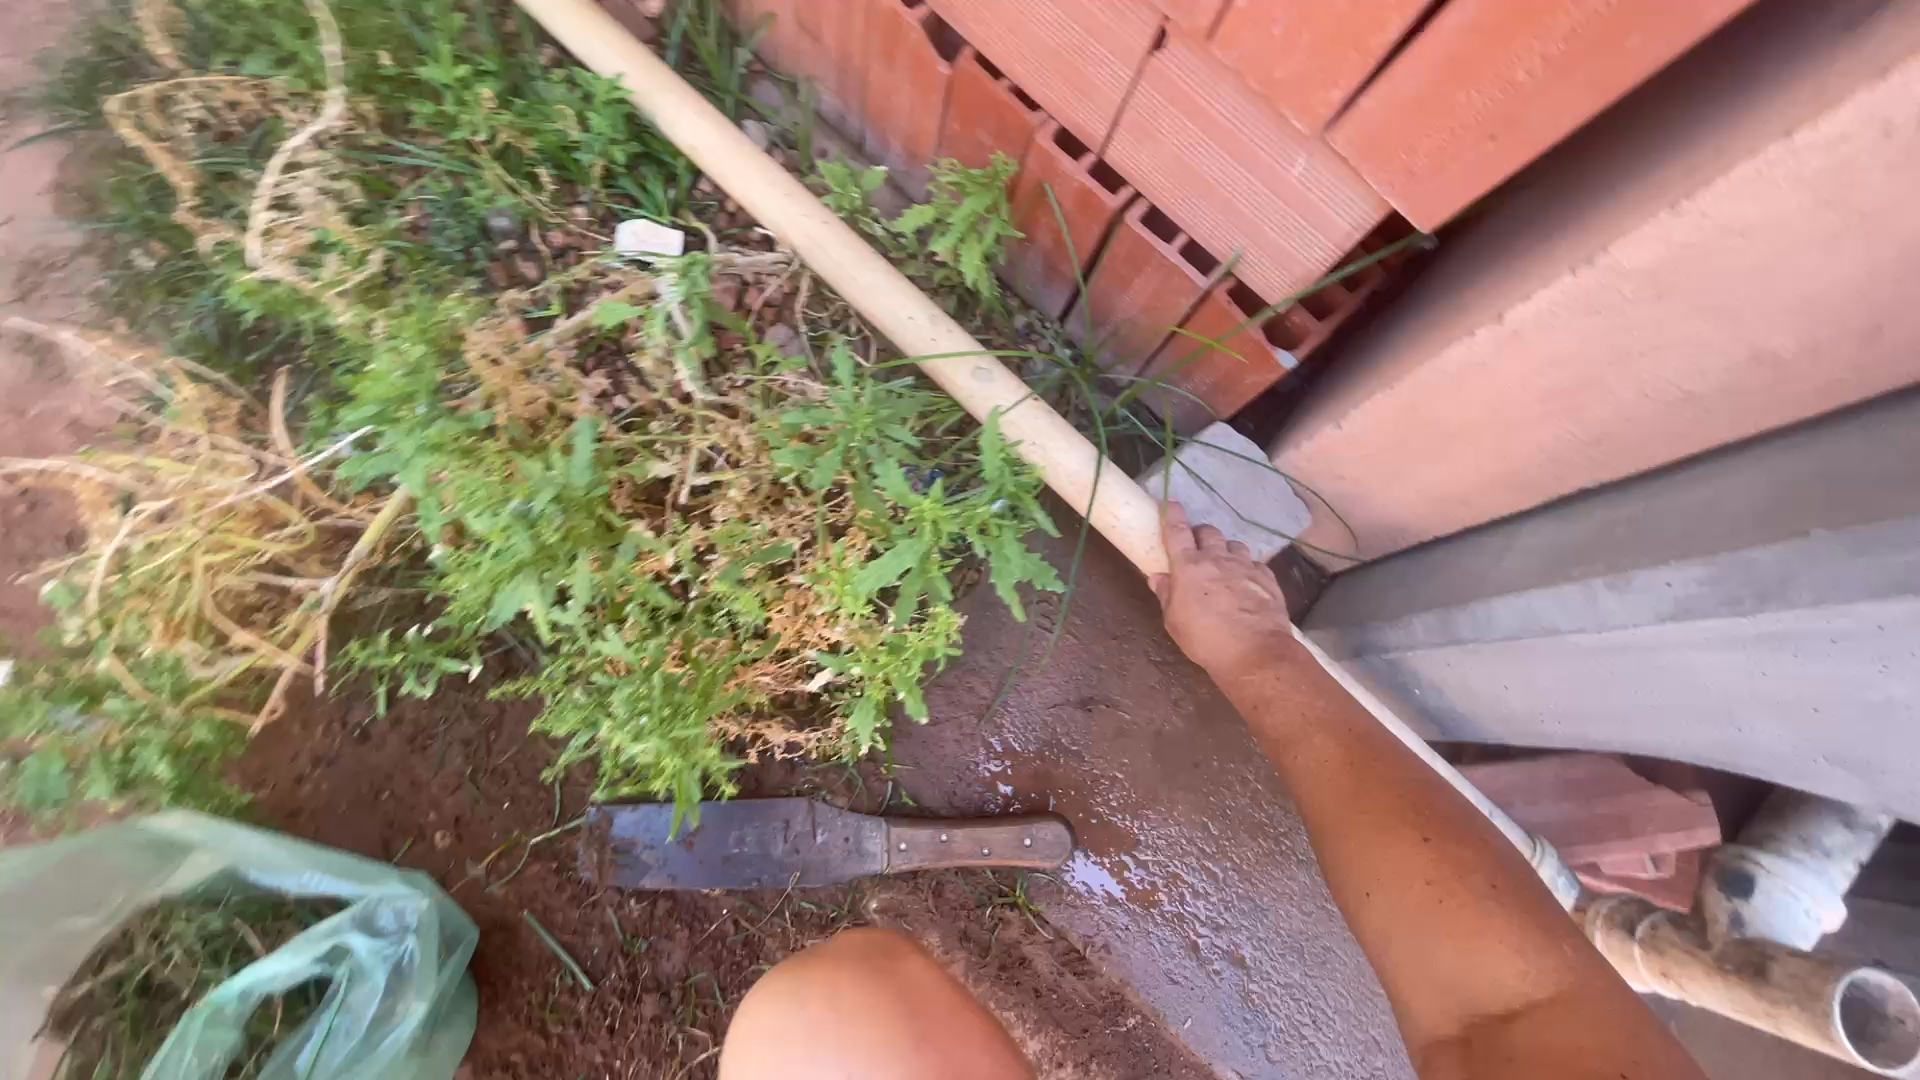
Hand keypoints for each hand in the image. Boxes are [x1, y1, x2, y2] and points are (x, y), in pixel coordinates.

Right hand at [1151, 501, 1294, 682]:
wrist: (1255, 651)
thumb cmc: (1205, 639)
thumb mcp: (1174, 621)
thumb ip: (1166, 595)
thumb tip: (1158, 577)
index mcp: (1189, 567)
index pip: (1177, 532)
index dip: (1172, 515)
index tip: (1171, 503)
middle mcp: (1217, 559)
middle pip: (1208, 532)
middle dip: (1201, 533)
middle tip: (1197, 545)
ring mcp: (1245, 566)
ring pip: (1234, 544)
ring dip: (1225, 549)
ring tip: (1223, 563)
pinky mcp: (1266, 578)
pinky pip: (1254, 563)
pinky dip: (1247, 567)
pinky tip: (1246, 580)